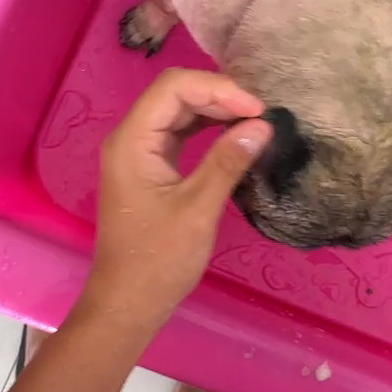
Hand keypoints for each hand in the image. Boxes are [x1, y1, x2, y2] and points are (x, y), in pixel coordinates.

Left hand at [80, 69, 268, 331]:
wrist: (128, 303)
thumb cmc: (158, 260)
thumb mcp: (198, 209)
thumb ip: (228, 162)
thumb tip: (263, 125)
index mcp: (132, 141)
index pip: (174, 88)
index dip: (218, 88)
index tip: (257, 109)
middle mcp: (131, 138)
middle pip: (175, 94)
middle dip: (219, 96)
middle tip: (262, 115)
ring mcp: (140, 153)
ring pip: (179, 112)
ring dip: (216, 110)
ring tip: (255, 121)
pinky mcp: (151, 167)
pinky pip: (180, 134)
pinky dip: (208, 129)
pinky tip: (235, 135)